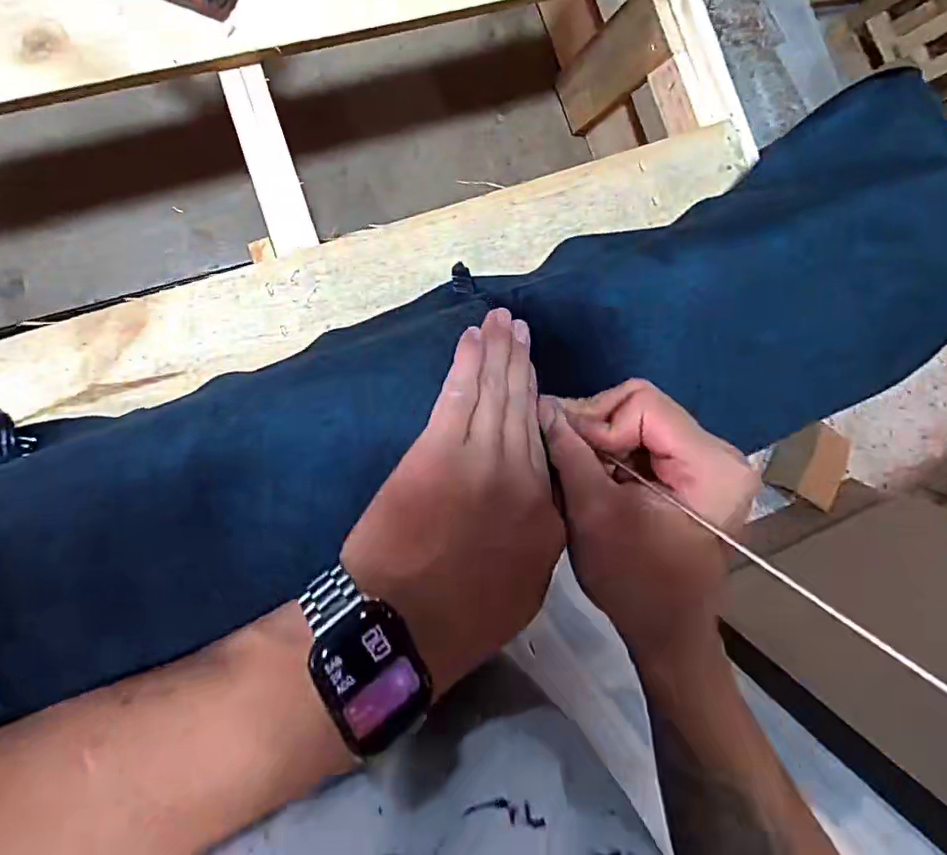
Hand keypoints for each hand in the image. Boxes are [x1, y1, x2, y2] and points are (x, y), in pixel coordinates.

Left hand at [341, 308, 565, 689]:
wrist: (399, 625)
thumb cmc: (461, 617)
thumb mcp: (525, 589)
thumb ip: (539, 537)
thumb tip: (538, 499)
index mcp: (547, 514)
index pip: (548, 447)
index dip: (538, 404)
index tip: (532, 378)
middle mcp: (521, 477)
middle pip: (523, 408)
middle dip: (520, 362)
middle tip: (521, 328)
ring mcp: (480, 460)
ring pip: (495, 394)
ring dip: (498, 352)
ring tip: (501, 322)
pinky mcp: (438, 451)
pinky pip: (459, 397)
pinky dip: (467, 365)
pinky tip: (473, 340)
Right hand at [538, 379, 758, 665]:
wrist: (667, 632)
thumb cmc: (634, 583)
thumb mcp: (594, 514)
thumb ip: (570, 453)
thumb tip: (544, 404)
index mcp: (712, 464)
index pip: (643, 403)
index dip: (596, 421)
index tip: (567, 450)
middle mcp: (720, 453)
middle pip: (642, 405)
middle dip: (596, 426)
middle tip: (563, 451)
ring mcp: (708, 460)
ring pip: (639, 417)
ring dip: (600, 437)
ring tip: (575, 463)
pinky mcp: (692, 470)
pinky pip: (644, 437)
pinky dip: (612, 449)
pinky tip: (594, 472)